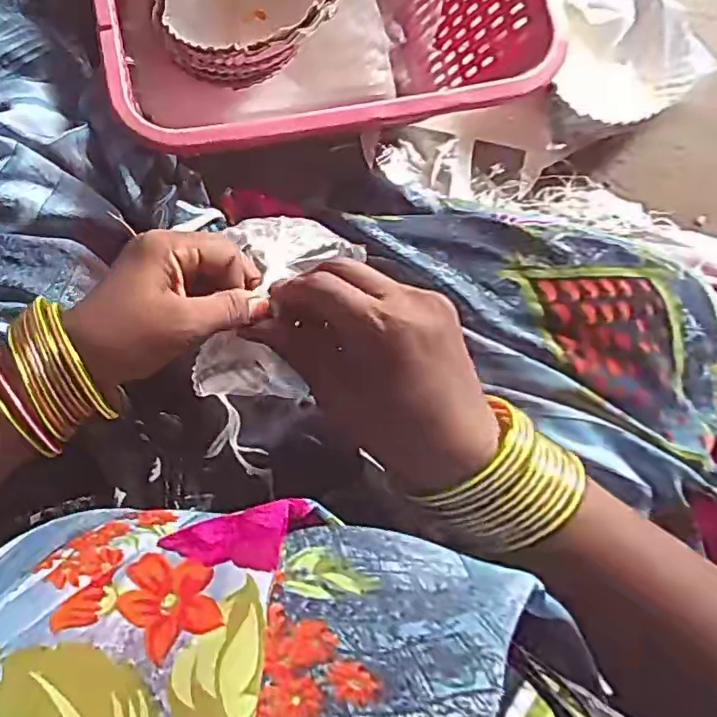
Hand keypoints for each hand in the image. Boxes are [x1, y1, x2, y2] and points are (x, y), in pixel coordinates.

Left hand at [62, 230, 266, 389]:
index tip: (250, 313)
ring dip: (217, 296)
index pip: (225, 250)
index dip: (244, 279)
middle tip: (242, 320)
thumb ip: (227, 309)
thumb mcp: (184, 324)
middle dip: (232, 287)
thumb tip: (264, 303)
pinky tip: (206, 322)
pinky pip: (186, 284)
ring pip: (202, 272)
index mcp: (167, 245)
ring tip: (226, 324)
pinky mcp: (148, 282)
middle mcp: (160, 245)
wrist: (79, 357)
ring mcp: (151, 262)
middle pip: (214, 257)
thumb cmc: (131, 336)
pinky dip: (200, 301)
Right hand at [249, 258, 497, 494]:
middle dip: (309, 284)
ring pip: (365, 274)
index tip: (271, 310)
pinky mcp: (439, 303)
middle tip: (291, 312)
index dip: (287, 292)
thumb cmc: (389, 430)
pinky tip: (354, 325)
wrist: (459, 448)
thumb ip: (296, 346)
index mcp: (378, 323)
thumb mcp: (332, 389)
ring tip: (321, 320)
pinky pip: (387, 287)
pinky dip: (362, 298)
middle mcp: (406, 299)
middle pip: (341, 268)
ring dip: (335, 289)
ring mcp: (427, 297)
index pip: (317, 285)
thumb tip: (257, 323)